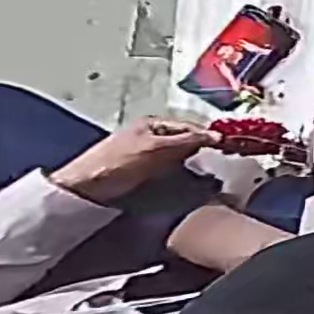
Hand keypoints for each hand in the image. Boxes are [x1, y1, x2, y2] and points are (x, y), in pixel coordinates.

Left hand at [51, 118, 218, 204]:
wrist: (84, 190)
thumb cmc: (119, 163)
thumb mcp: (159, 147)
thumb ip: (192, 139)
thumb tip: (220, 136)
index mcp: (153, 123)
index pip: (193, 126)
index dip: (211, 136)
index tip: (229, 148)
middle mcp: (152, 134)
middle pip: (190, 140)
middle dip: (205, 149)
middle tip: (221, 160)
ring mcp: (148, 151)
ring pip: (184, 153)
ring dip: (196, 161)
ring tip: (208, 171)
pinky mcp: (146, 168)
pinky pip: (175, 166)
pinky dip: (185, 171)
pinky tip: (192, 177)